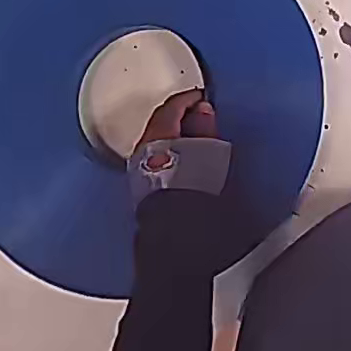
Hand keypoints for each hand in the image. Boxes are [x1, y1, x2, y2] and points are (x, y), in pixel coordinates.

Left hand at [131, 90, 266, 282]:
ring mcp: (139, 176)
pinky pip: (157, 162)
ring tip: (201, 140)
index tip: (202, 98)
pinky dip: (173, 154)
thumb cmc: (191, 209)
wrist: (174, 252)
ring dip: (177, 137)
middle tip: (204, 115)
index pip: (170, 107)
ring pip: (157, 144)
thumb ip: (206, 134)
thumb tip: (203, 114)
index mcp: (157, 141)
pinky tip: (189, 164)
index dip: (188, 100)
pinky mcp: (143, 194)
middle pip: (160, 124)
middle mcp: (142, 155)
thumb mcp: (210, 163)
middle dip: (181, 117)